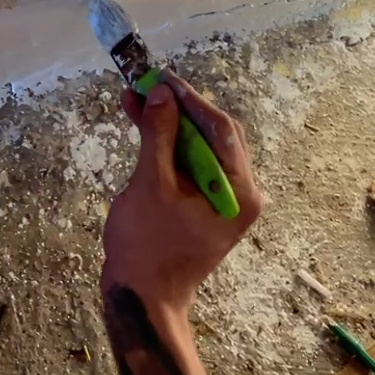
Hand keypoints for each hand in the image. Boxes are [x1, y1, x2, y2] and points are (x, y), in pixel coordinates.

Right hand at [103, 72, 265, 317]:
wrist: (142, 298)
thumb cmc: (147, 244)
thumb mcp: (151, 184)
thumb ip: (158, 135)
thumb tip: (161, 92)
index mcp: (240, 190)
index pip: (221, 129)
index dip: (189, 99)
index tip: (160, 76)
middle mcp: (241, 192)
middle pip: (212, 134)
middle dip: (176, 108)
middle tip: (144, 85)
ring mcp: (223, 199)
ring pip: (198, 146)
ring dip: (167, 123)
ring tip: (133, 99)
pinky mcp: (203, 204)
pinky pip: (189, 164)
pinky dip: (166, 144)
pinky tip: (141, 124)